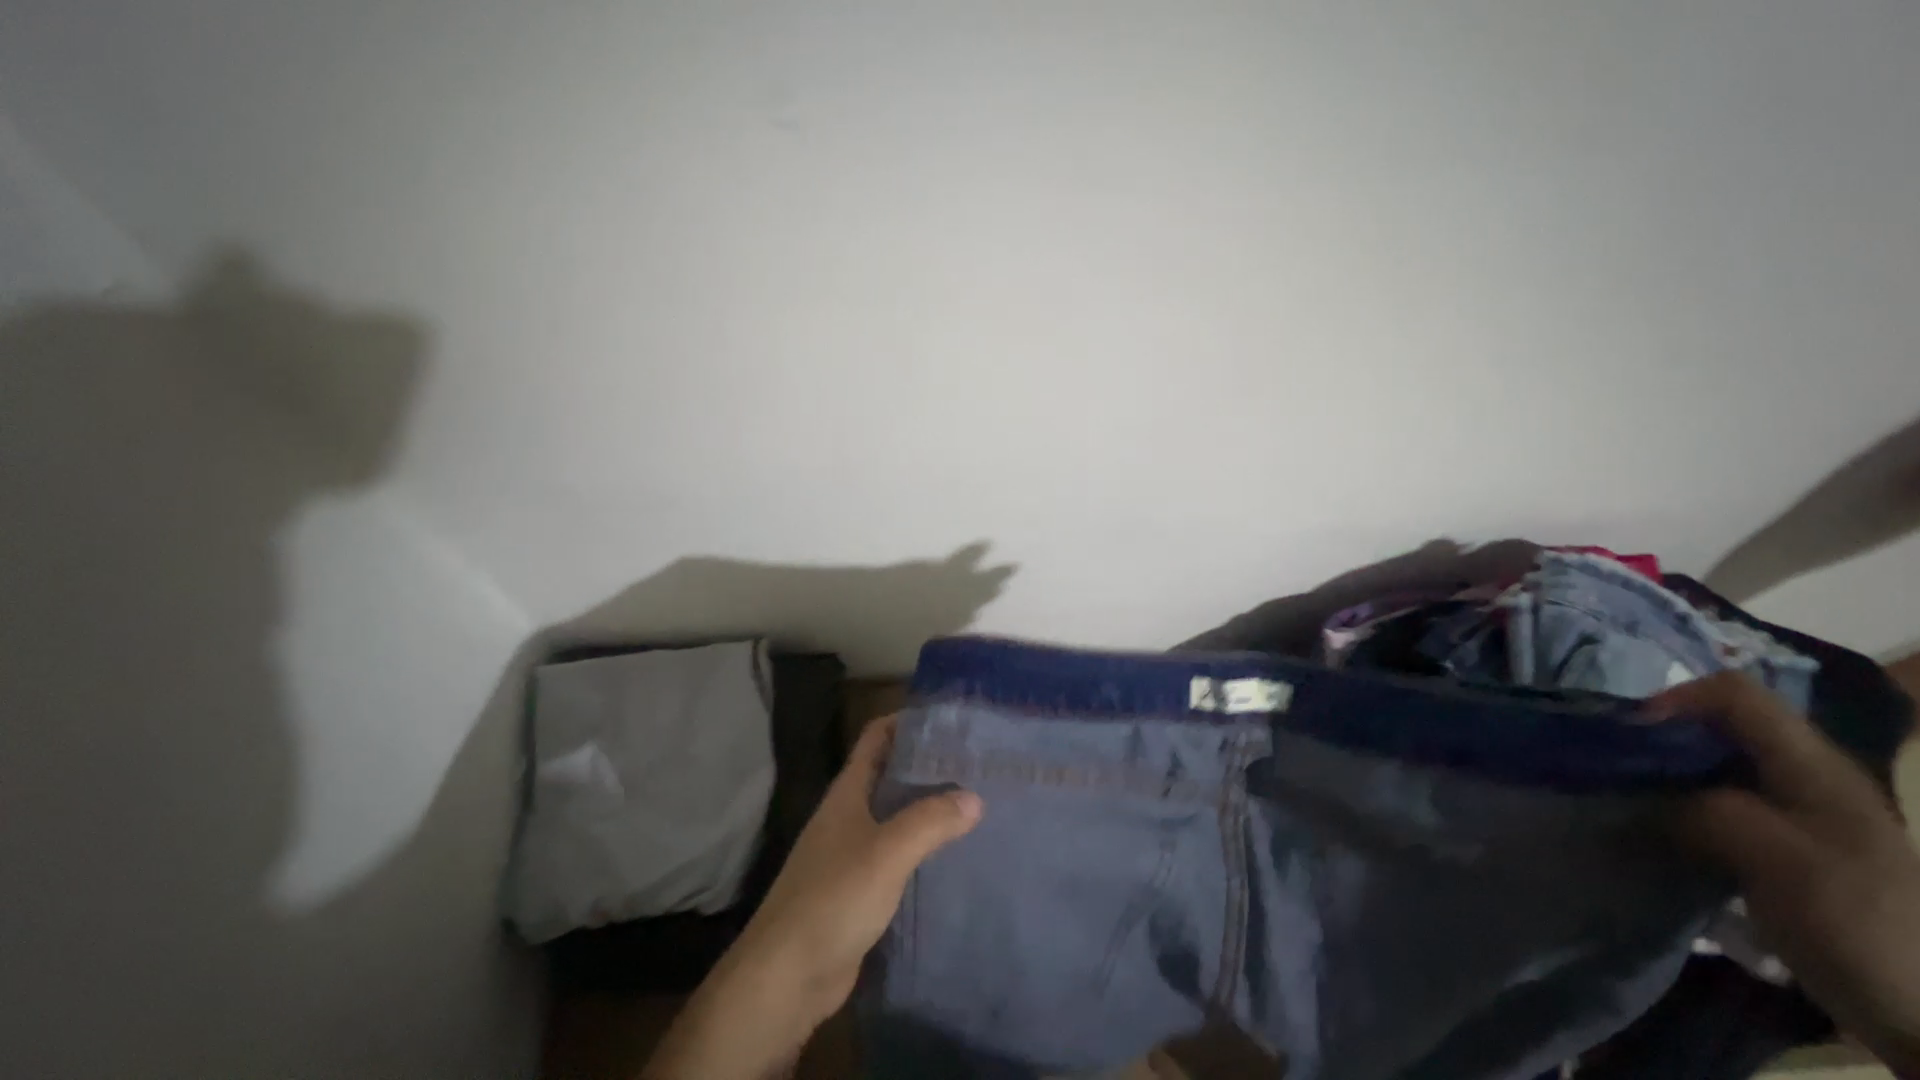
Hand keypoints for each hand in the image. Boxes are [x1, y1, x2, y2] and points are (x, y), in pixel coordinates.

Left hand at [642, 716, 982, 1079]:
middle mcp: (847, 819)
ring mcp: (851, 857)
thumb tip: (974, 796)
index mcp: (846, 796)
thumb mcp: (886, 852)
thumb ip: (930, 821)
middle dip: (928, 767)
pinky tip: (956, 859)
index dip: (907, 722)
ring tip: (979, 805)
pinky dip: (924, 853)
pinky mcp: (860, 894)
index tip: (951, 719)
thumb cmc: (833, 899)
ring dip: (929, 811)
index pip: (875, 739)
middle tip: (979, 764)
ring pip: (895, 820)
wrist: (787, 976)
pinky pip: (898, 861)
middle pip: (889, 778)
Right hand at [1654, 673, 1919, 1074]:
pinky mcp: (1792, 848)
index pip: (1735, 694)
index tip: (1626, 734)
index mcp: (1814, 765)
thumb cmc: (1854, 922)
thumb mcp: (1774, 858)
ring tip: (1632, 800)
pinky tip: (1668, 835)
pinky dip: (1687, 809)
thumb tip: (1647, 798)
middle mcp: (1810, 775)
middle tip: (1618, 767)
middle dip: (1665, 738)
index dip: (1675, 699)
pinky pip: (1727, 805)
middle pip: (1724, 726)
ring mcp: (1805, 813)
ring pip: (1720, 766)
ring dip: (1671, 775)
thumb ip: (1706, 810)